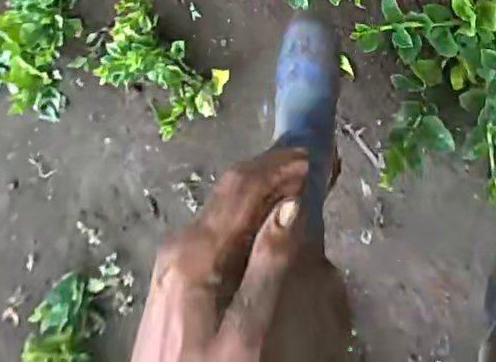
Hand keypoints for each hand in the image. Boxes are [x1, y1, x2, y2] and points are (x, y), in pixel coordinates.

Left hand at [133, 148, 310, 361]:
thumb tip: (293, 205)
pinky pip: (222, 220)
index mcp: (196, 253)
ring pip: (227, 200)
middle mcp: (182, 242)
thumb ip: (269, 269)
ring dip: (267, 184)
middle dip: (277, 167)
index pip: (244, 186)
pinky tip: (273, 212)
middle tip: (318, 162)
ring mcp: (176, 256)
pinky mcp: (178, 270)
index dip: (282, 165)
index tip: (318, 156)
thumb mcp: (244, 337)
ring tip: (304, 180)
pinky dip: (253, 206)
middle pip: (233, 185)